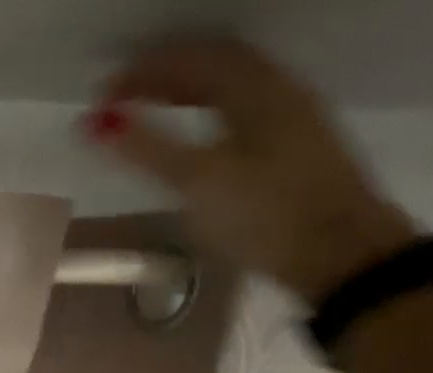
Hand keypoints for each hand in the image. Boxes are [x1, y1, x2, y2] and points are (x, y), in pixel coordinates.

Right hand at [83, 36, 417, 305]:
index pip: (197, 58)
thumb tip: (93, 121)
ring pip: (232, 89)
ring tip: (147, 111)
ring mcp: (293, 120)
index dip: (147, 67)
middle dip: (164, 76)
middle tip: (119, 97)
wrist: (339, 253)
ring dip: (186, 92)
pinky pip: (242, 110)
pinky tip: (192, 136)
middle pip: (218, 66)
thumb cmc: (264, 214)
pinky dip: (206, 112)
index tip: (103, 92)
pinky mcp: (295, 149)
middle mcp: (281, 93)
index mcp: (259, 91)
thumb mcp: (198, 181)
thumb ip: (145, 149)